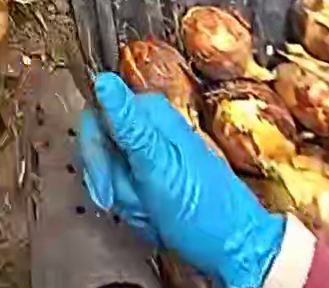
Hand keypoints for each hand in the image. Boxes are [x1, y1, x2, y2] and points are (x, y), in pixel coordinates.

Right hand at [78, 73, 285, 287]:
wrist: (234, 249)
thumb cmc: (201, 207)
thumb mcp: (157, 163)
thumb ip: (127, 122)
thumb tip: (103, 79)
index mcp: (148, 110)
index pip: (95, 116)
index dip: (93, 153)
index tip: (104, 187)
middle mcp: (147, 124)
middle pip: (100, 145)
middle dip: (112, 180)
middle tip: (137, 202)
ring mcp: (150, 151)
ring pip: (110, 170)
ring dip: (125, 198)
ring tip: (151, 211)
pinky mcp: (152, 176)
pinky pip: (124, 188)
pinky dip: (134, 208)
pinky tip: (154, 217)